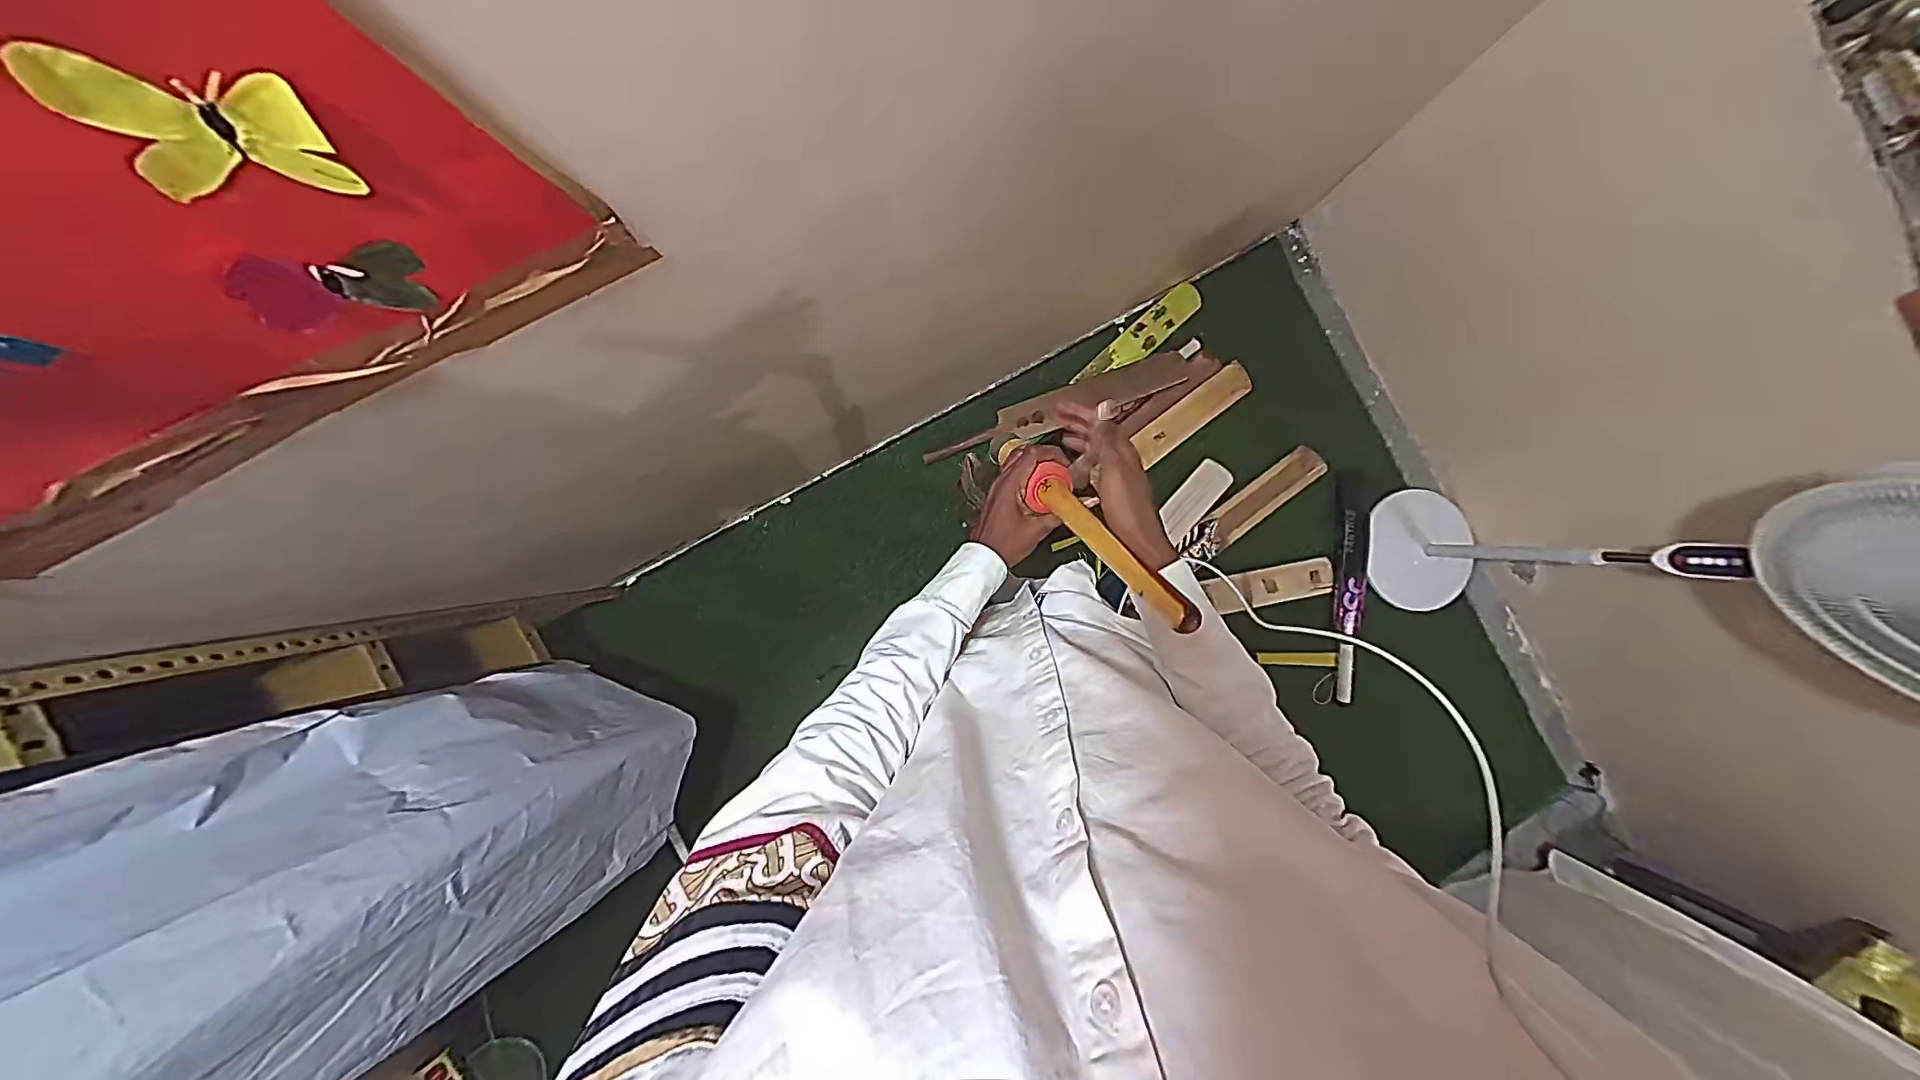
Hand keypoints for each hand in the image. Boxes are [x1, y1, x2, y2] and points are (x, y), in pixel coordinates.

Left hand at [969, 444, 1064, 567]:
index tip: (1065, 464)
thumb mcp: (1038, 529)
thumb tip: (1077, 504)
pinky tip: (1039, 495)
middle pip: (1025, 454)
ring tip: (1051, 484)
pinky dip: (1029, 479)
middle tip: (1060, 472)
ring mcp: (998, 486)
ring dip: (1038, 469)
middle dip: (1046, 459)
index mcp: (1010, 484)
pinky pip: (1015, 477)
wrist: (985, 556)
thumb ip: (1060, 513)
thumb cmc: (1003, 544)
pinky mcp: (999, 494)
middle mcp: (1001, 481)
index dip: (1052, 453)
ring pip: (1019, 464)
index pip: (1031, 453)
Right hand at [1055, 401, 1179, 570]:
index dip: (1080, 412)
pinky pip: (1093, 468)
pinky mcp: (1110, 490)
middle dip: (1077, 423)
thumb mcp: (1114, 468)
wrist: (1137, 541)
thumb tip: (1102, 411)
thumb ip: (1106, 439)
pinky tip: (1073, 467)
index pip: (1100, 421)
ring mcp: (1116, 475)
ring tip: (1063, 436)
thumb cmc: (1129, 511)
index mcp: (1122, 451)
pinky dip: (1080, 462)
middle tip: (1059, 417)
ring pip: (1095, 450)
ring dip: (1078, 441)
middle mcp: (1121, 460)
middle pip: (1098, 433)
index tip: (1062, 407)